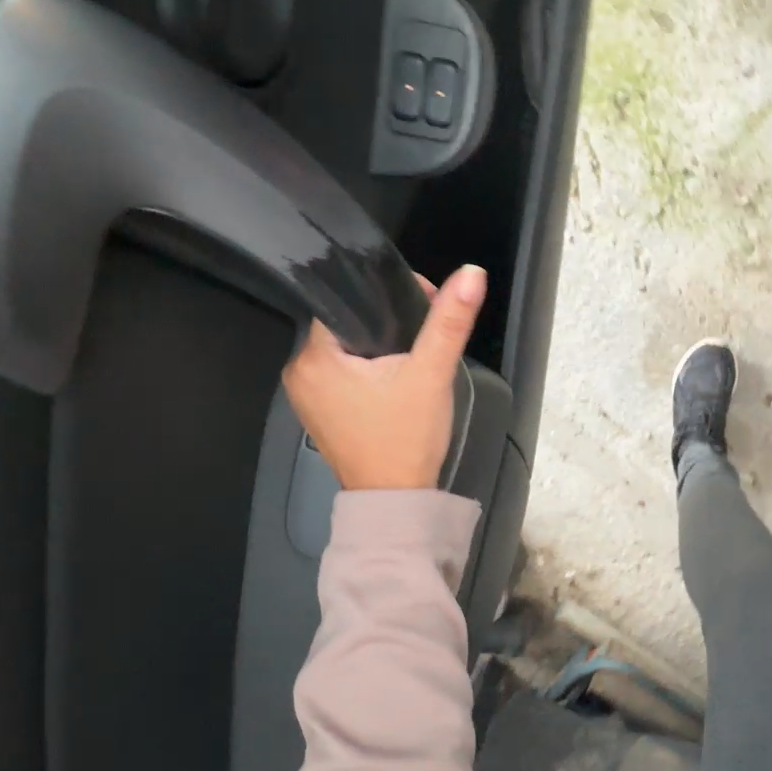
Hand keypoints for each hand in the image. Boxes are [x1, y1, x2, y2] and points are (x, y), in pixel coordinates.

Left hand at [283, 265, 486, 490]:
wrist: (398, 498)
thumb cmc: (407, 435)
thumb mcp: (431, 372)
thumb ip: (449, 321)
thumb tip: (472, 272)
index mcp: (313, 358)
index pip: (345, 303)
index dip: (385, 295)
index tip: (421, 300)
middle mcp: (299, 372)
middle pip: (348, 325)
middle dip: (387, 321)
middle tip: (426, 326)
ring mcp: (308, 395)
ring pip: (348, 349)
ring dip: (380, 344)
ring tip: (415, 349)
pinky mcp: (323, 411)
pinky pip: (346, 372)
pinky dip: (370, 367)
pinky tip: (398, 373)